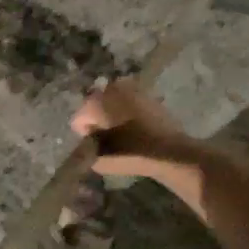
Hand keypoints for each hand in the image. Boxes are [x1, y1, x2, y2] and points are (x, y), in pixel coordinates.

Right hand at [70, 80, 188, 178]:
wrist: (169, 151)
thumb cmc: (131, 154)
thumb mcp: (100, 159)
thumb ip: (86, 150)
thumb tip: (87, 143)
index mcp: (95, 102)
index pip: (78, 119)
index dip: (84, 135)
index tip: (95, 147)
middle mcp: (110, 89)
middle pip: (94, 106)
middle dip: (98, 121)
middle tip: (107, 140)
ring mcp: (131, 89)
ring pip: (113, 103)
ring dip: (113, 115)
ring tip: (122, 135)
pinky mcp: (148, 95)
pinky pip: (130, 103)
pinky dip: (129, 113)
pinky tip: (136, 129)